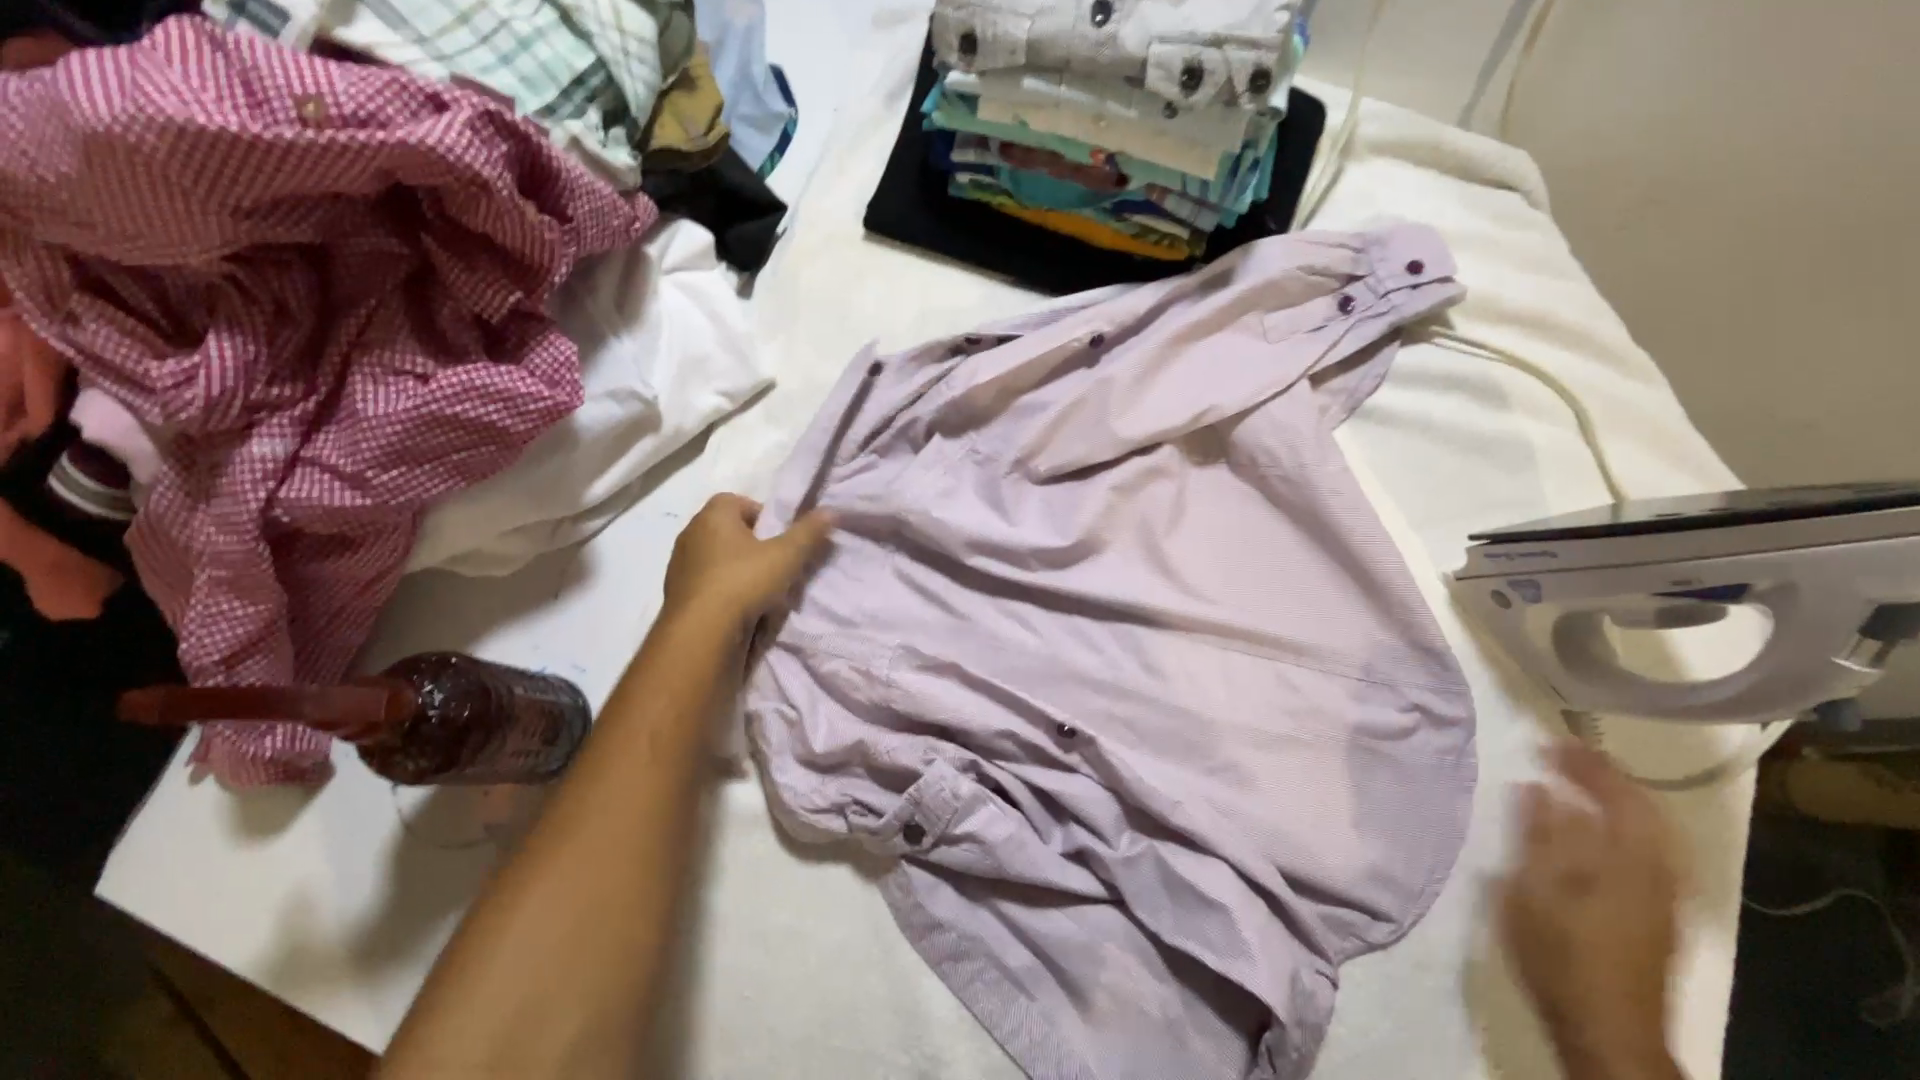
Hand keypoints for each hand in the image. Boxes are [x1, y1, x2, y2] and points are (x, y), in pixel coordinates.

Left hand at [660, 494, 834, 637]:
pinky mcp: (676, 594)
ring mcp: (679, 565)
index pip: (737, 501)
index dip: (762, 516)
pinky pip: (705, 584)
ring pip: (715, 559)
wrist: (700, 633)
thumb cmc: (743, 582)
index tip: (779, 538)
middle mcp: (690, 533)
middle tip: (774, 564)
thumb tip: (831, 511)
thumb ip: (809, 533)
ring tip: (759, 591)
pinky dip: (722, 591)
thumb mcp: (786, 556)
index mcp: (712, 516)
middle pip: (727, 531)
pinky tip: (739, 609)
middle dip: (751, 544)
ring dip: (736, 569)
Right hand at [1498, 742, 1684, 1078]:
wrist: (1606, 1027)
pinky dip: (1623, 826)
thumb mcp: (1533, 889)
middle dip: (1605, 776)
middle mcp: (1657, 866)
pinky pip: (1647, 849)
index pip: (1614, 790)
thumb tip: (1537, 786)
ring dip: (1618, 800)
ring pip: (1649, 829)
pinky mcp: (1657, 911)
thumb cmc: (1560, 952)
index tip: (1549, 738)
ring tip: (1581, 786)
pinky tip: (1598, 832)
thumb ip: (1538, 834)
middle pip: (1642, 806)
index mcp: (1627, 856)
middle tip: (1567, 755)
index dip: (1583, 761)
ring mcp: (1663, 892)